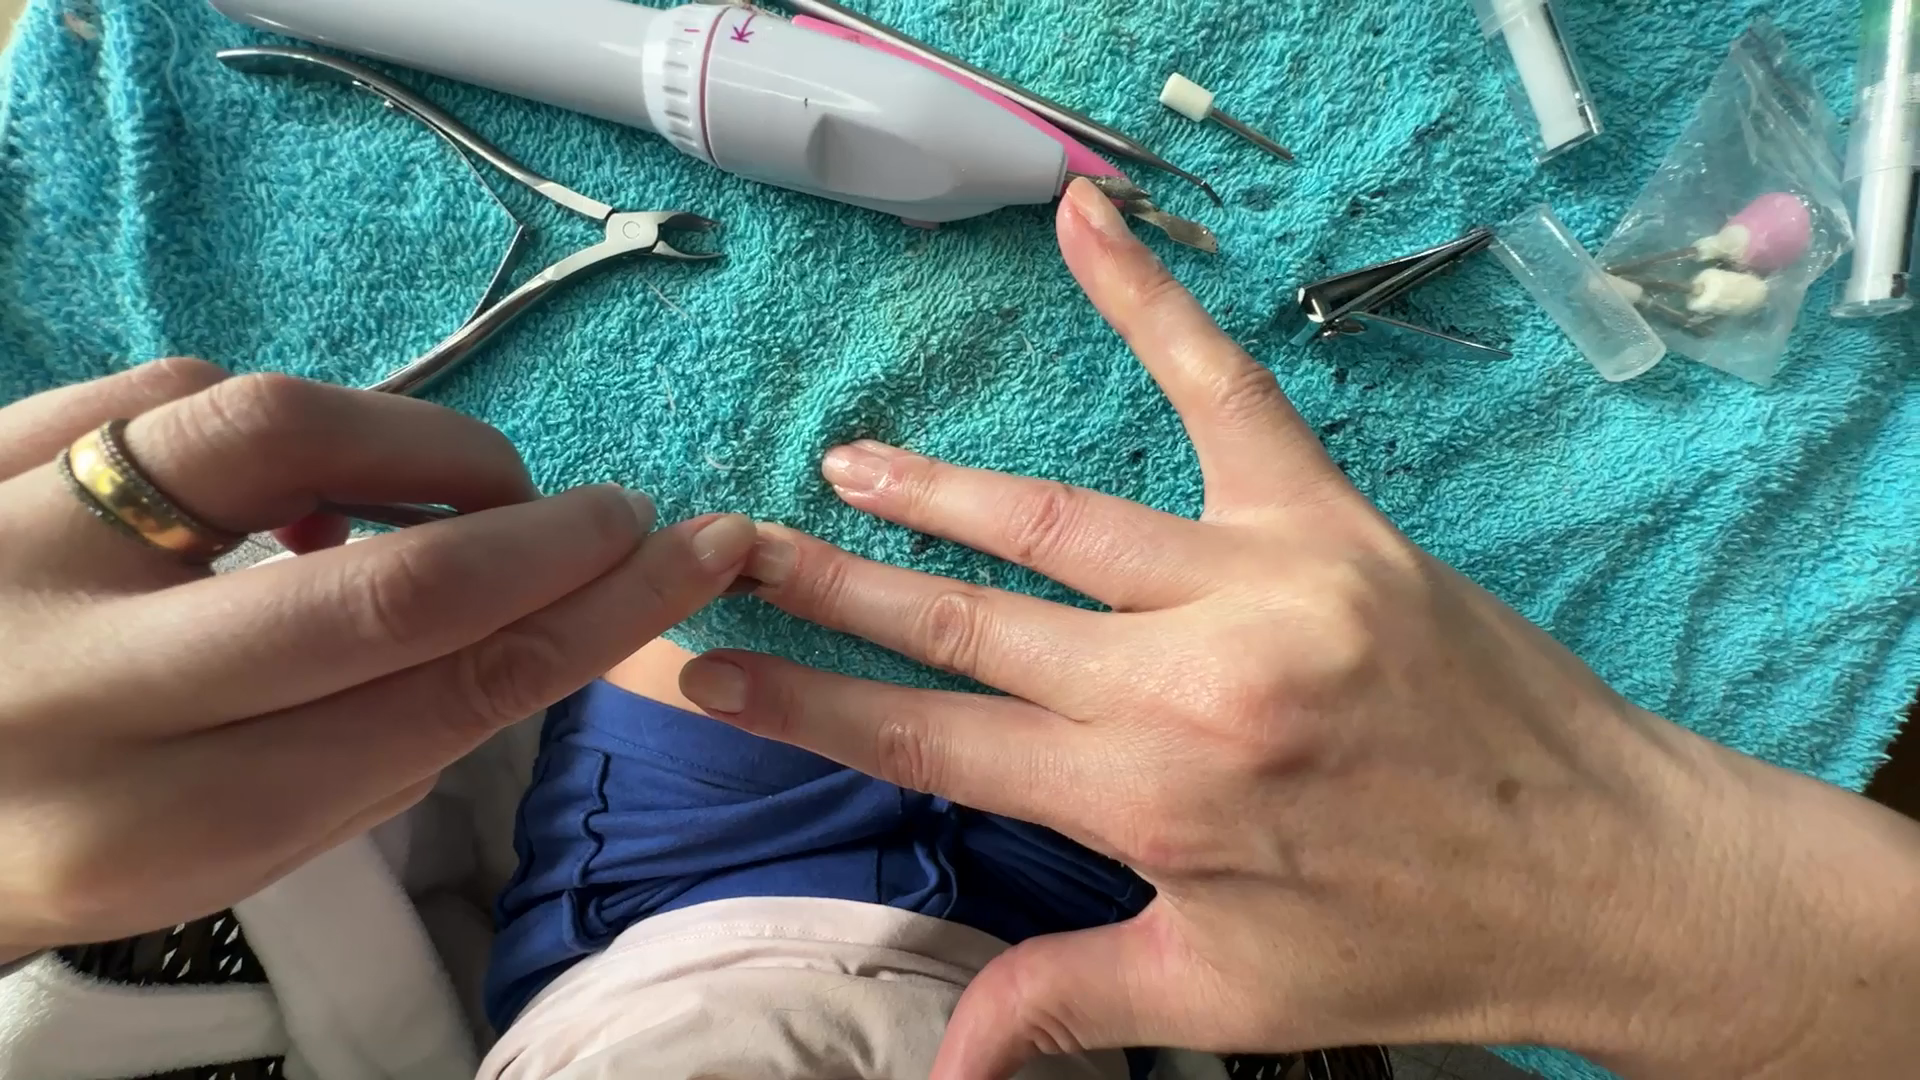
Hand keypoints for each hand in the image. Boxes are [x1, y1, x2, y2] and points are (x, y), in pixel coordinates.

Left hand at [0, 364, 756, 956]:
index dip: (612, 614)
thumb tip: (568, 604)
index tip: (701, 555)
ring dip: (440, 449)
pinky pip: (180, 389)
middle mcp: (79, 692)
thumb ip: (429, 724)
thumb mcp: (288, 823)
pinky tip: (329, 470)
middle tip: (626, 514)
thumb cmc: (121, 824)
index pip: (466, 695)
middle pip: (398, 587)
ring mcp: (2, 545)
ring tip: (483, 483)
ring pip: (282, 435)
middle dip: (557, 538)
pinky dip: (306, 420)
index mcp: (183, 821)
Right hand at [677, 180, 1919, 1077]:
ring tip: (852, 471)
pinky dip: (1150, 303)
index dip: (806, 704)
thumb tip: (941, 1057)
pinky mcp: (1322, 516)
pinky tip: (1085, 227)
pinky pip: (1219, 389)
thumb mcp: (1230, 997)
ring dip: (937, 495)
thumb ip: (1070, 999)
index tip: (707, 668)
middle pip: (967, 621)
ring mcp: (1260, 579)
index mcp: (1153, 801)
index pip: (932, 743)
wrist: (1618, 873)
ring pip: (1057, 522)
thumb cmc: (1413, 943)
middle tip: (731, 543)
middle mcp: (1191, 680)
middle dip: (830, 585)